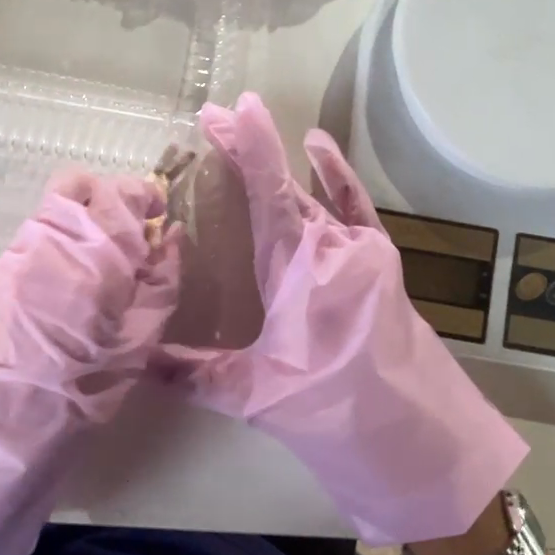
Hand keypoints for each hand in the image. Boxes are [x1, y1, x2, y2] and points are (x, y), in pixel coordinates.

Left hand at [0, 170, 180, 554]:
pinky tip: (65, 288)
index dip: (140, 195)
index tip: (154, 213)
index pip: (116, 195)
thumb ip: (159, 283)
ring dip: (79, 224)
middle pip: (75, 188)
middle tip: (126, 236)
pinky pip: (30, 241)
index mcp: (89, 258)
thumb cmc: (81, 394)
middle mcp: (44, 242)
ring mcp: (11, 256)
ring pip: (49, 212)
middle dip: (105, 202)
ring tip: (97, 267)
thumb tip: (169, 236)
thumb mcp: (137, 345)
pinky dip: (55, 247)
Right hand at [164, 94, 527, 545]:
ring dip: (283, 163)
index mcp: (300, 265)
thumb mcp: (255, 394)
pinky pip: (357, 210)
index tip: (227, 107)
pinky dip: (338, 178)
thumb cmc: (334, 413)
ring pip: (316, 195)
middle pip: (285, 184)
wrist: (422, 447)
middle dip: (247, 149)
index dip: (247, 143)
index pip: (268, 189)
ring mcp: (366, 255)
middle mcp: (336, 247)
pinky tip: (322, 153)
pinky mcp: (383, 269)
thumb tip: (132, 359)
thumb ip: (190, 374)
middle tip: (210, 119)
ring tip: (252, 127)